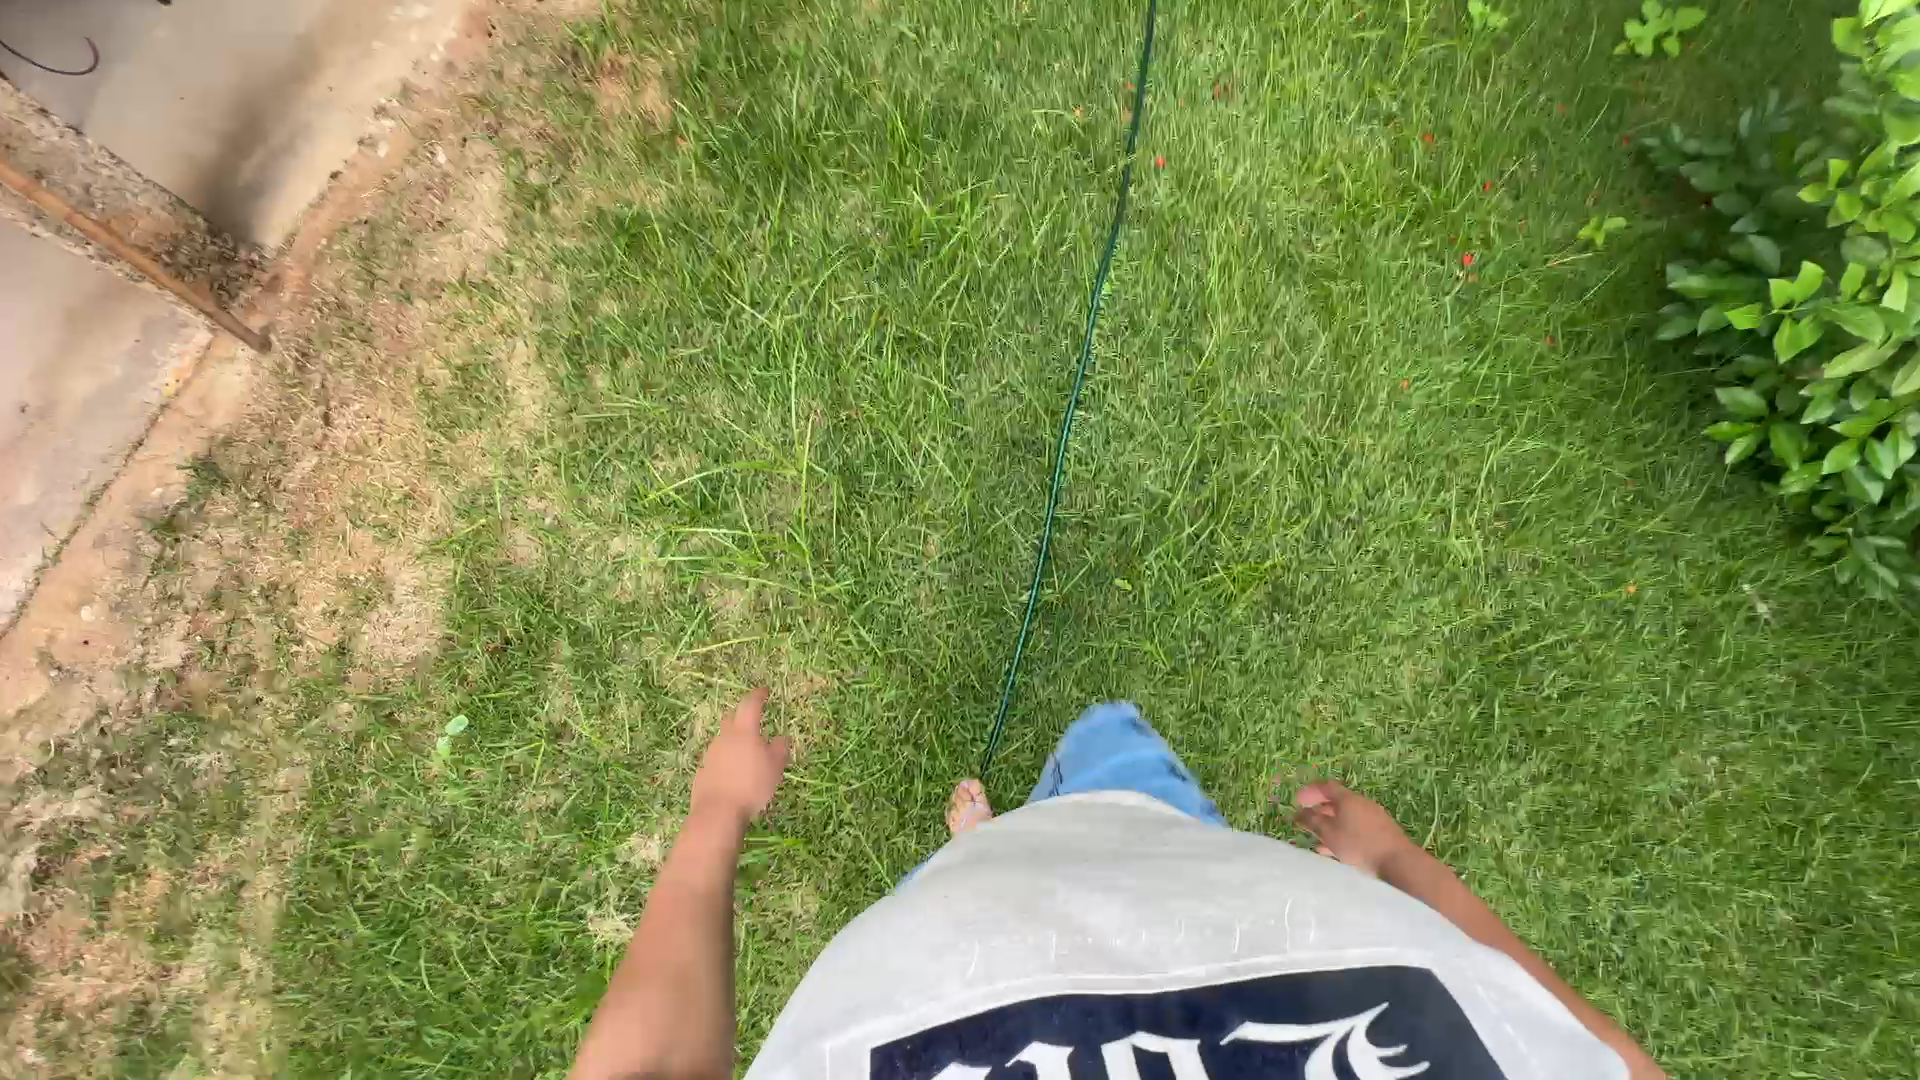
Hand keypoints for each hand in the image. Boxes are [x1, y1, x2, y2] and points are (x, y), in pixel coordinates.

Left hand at [690, 688, 790, 827]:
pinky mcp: (703, 771)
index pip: (750, 704)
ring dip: (735, 741)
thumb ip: (779, 748)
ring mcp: (711, 754)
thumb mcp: (775, 766)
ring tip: (748, 754)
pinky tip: (734, 774)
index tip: (764, 691)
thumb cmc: (752, 785)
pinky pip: (718, 758)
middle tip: (754, 721)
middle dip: (743, 717)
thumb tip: (780, 738)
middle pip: (733, 719)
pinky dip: (727, 759)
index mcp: (744, 731)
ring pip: (724, 739)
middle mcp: (725, 737)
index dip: (758, 696)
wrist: (718, 812)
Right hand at [1291, 779, 1423, 879]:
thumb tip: (1298, 814)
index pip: (1326, 787)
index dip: (1310, 792)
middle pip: (1337, 802)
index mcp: (1347, 799)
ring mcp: (1374, 818)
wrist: (1400, 862)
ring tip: (1319, 839)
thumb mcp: (1329, 833)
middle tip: (1307, 820)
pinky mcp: (1382, 833)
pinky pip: (1357, 828)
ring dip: (1331, 825)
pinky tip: (1338, 850)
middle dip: (1320, 810)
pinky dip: (1344, 834)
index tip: (1298, 801)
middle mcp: (1361, 803)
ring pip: (1347, 818)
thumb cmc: (1359, 844)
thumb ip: (1312, 822)